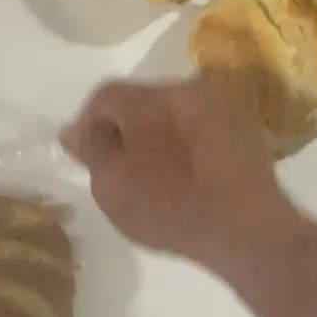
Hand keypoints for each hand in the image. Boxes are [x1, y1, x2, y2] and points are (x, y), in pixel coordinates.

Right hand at [61, 74, 300, 269]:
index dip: (87, 123)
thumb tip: (72, 129)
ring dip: (155, 132)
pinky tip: (184, 170)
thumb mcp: (111, 186)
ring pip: (171, 110)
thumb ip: (90, 150)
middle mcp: (186, 88)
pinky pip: (198, 122)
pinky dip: (183, 139)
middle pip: (140, 99)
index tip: (84, 155)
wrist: (244, 228)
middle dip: (123, 126)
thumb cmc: (167, 209)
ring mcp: (220, 102)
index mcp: (150, 100)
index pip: (104, 96)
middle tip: (117, 165)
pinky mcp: (243, 122)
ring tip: (153, 170)